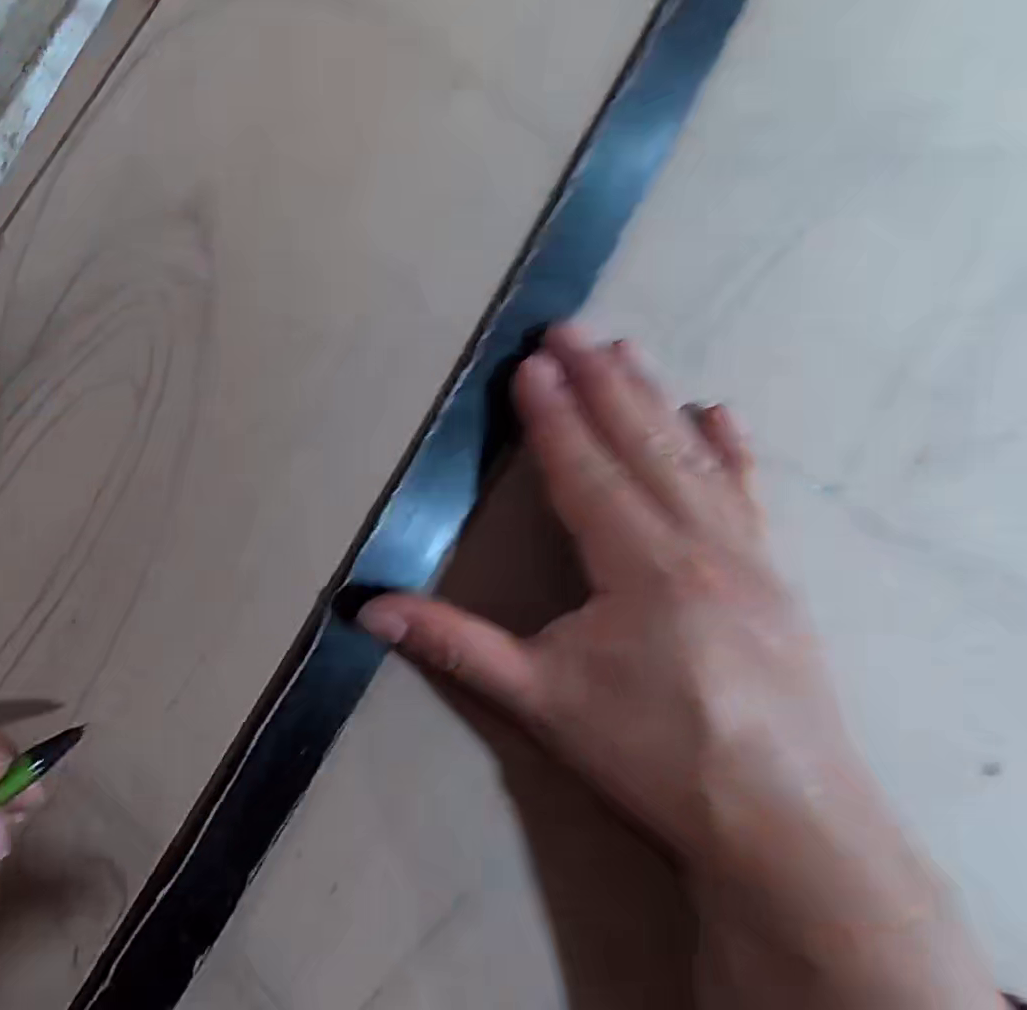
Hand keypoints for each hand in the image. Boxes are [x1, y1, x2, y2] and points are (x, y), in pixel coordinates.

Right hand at [359, 324, 998, 1008]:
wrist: (791, 827)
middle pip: (643, 449)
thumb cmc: (651, 753)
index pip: (585, 474)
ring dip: (654, 402)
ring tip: (626, 350)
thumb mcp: (535, 698)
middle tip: (570, 328)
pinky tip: (722, 416)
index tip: (527, 366)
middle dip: (602, 385)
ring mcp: (749, 562)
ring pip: (694, 463)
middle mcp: (703, 549)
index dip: (552, 418)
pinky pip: (748, 499)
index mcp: (643, 569)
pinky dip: (731, 452)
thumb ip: (451, 644)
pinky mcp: (772, 583)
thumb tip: (365, 610)